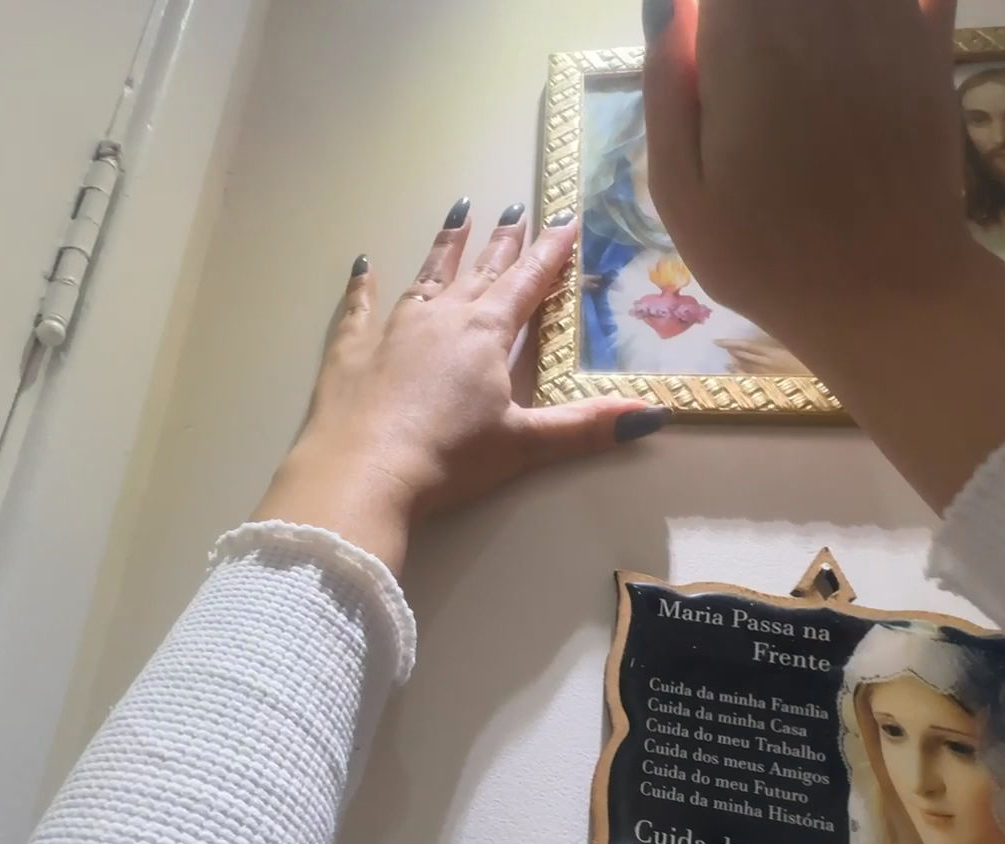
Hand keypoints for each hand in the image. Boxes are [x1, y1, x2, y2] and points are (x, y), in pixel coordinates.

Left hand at [254, 201, 672, 573]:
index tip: (565, 220)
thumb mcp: (523, 445)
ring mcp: (392, 330)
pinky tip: (362, 264)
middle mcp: (441, 318)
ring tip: (459, 211)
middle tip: (515, 209)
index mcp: (485, 334)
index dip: (550, 254)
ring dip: (445, 246)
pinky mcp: (351, 351)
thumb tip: (653, 416)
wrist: (366, 473)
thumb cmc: (449, 458)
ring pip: (427, 276)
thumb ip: (584, 427)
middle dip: (502, 242)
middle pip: (480, 271)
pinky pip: (359, 308)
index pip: (527, 283)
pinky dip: (362, 286)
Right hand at [641, 0, 1004, 510]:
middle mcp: (820, 12)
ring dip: (797, 18)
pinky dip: (870, 9)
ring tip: (779, 92)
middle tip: (734, 77)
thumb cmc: (760, 256)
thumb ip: (666, 96)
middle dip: (744, 16)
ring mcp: (886, 19)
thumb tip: (669, 12)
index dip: (706, 14)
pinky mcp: (929, 41)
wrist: (878, 288)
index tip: (697, 49)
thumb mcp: (680, 195)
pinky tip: (844, 46)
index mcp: (748, 48)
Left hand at [719, 337, 810, 376]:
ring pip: (746, 368)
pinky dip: (742, 375)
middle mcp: (765, 364)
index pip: (746, 346)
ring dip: (735, 364)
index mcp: (771, 352)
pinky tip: (737, 375)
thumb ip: (779, 342)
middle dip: (732, 352)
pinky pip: (751, 378)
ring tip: (727, 363)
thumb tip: (768, 335)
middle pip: (743, 357)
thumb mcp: (796, 346)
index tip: (717, 342)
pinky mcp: (769, 383)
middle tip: (722, 347)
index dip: (731, 344)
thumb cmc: (810, 360)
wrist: (819, 378)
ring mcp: (766, 375)